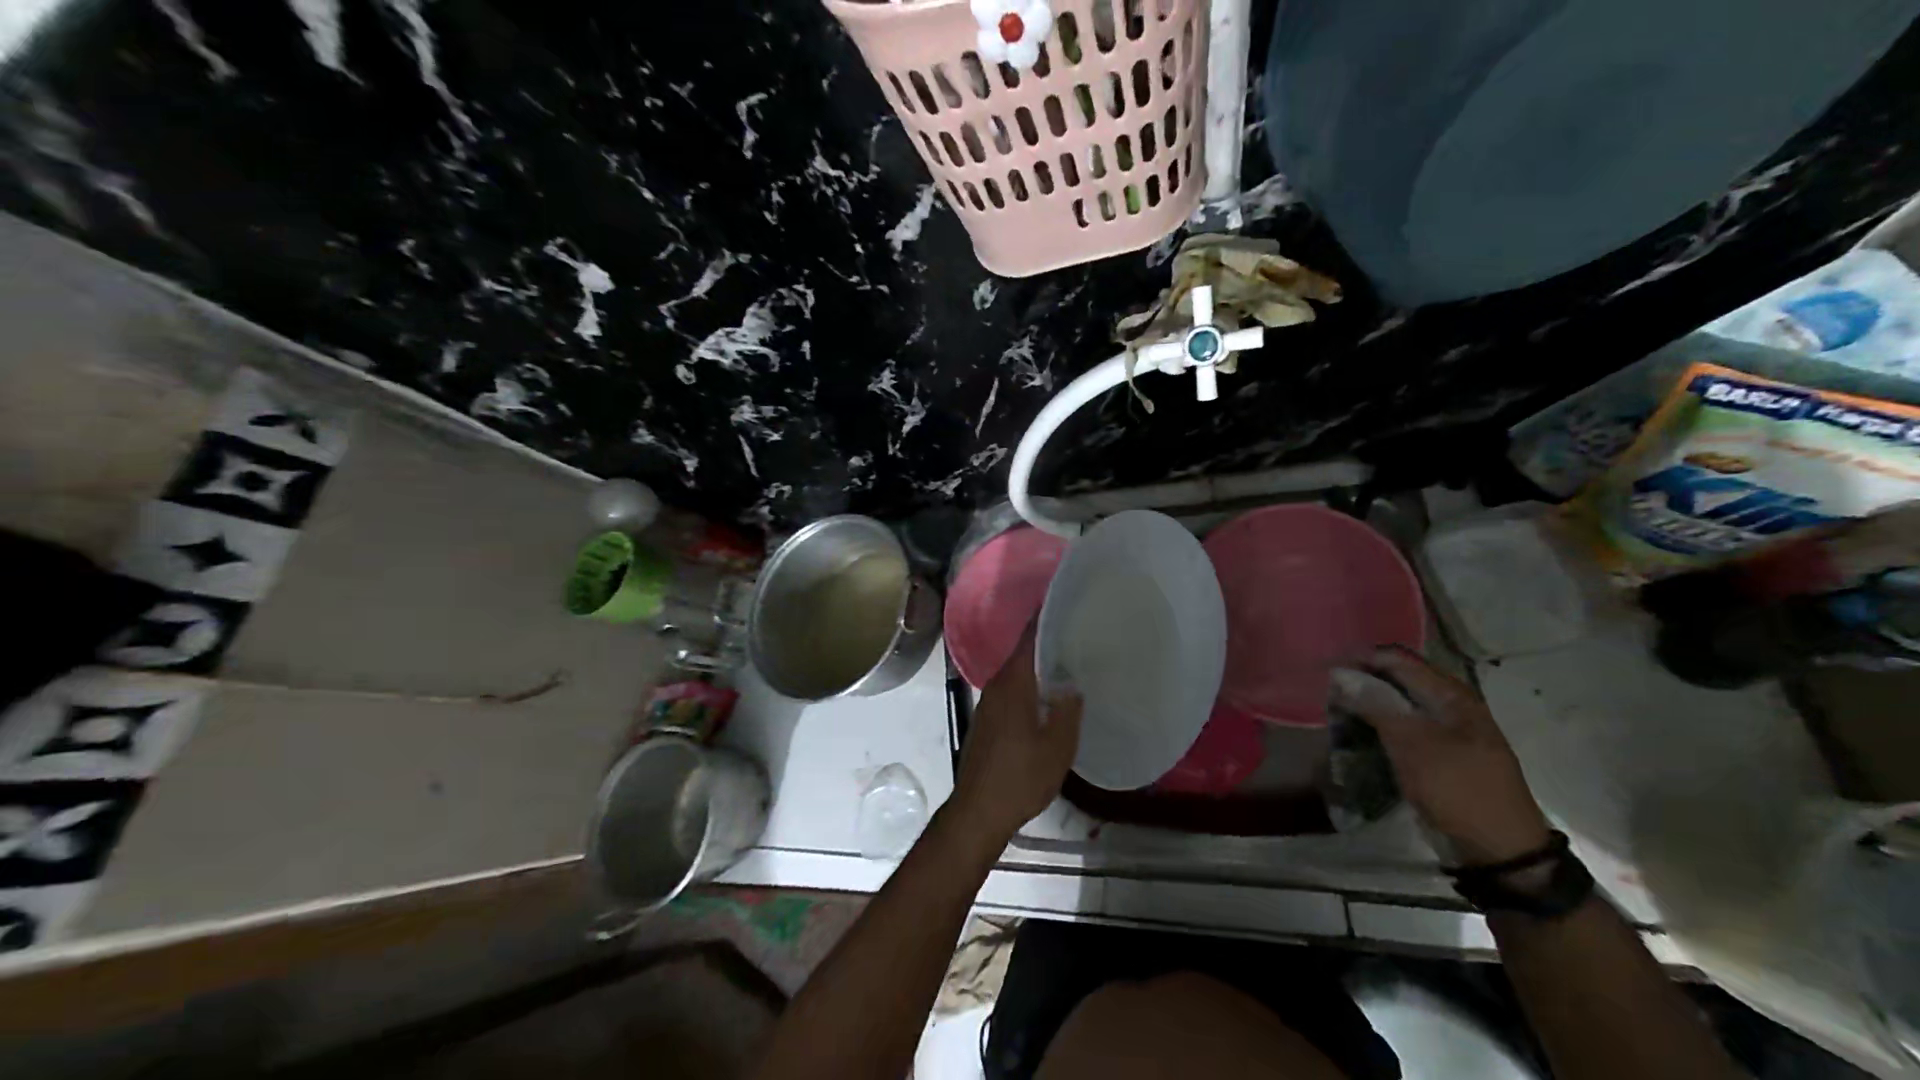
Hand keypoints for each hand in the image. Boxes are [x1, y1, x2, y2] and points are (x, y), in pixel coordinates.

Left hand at [949, 626, 1082, 842]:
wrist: (978, 810)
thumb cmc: (1020, 776)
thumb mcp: (1057, 745)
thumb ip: (1068, 709)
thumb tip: (1071, 683)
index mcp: (1013, 683)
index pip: (1028, 637)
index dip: (1045, 616)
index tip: (1065, 601)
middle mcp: (997, 685)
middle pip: (1022, 653)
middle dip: (1047, 640)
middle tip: (1080, 632)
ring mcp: (989, 703)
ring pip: (1017, 674)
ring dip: (1039, 666)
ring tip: (1071, 661)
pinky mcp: (989, 721)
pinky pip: (1013, 691)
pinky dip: (1031, 685)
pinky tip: (1051, 696)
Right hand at [1329, 648, 1550, 866]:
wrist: (1497, 850)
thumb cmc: (1458, 789)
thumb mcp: (1414, 744)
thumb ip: (1376, 704)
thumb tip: (1340, 673)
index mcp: (1453, 696)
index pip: (1400, 661)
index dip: (1362, 659)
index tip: (1327, 669)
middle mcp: (1450, 707)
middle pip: (1398, 680)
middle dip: (1362, 682)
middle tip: (1327, 692)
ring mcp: (1444, 732)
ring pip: (1397, 705)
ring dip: (1366, 705)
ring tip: (1335, 711)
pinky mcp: (1435, 755)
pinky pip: (1400, 729)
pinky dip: (1376, 726)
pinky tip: (1355, 733)